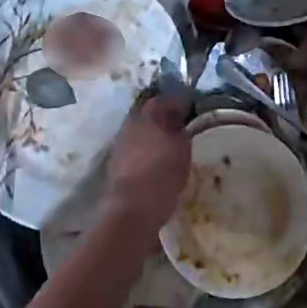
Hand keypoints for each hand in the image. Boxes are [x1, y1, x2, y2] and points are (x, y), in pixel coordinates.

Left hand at [101, 94, 191, 237]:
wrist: (130, 208)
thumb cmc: (161, 177)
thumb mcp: (181, 152)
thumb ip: (181, 132)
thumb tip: (180, 122)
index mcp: (149, 116)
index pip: (164, 99)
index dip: (178, 101)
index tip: (190, 105)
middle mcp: (131, 122)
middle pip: (146, 109)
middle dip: (161, 111)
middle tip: (178, 118)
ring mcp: (121, 140)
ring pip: (138, 125)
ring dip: (151, 127)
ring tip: (167, 137)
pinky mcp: (116, 158)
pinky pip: (133, 141)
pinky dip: (143, 142)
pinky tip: (153, 153)